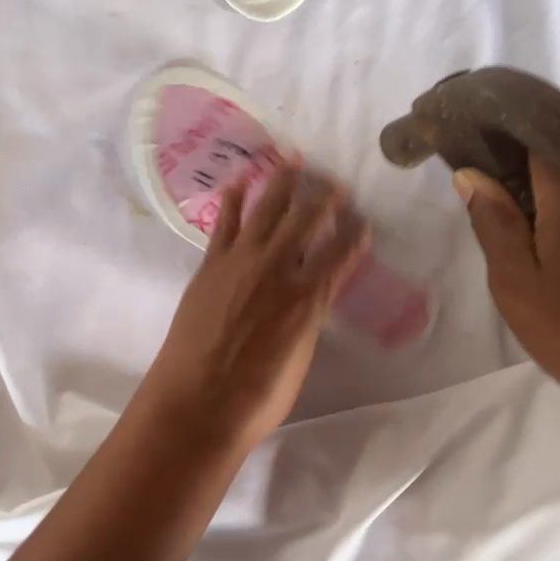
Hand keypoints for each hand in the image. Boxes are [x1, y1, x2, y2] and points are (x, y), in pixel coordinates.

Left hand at [136, 162, 368, 454]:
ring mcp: (240, 261)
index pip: (339, 256)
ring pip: (265, 210)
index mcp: (307, 298)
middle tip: (335, 182)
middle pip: (305, 222)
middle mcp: (277, 269)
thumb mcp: (298, 359)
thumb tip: (310, 297)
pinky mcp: (210, 264)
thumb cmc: (256, 397)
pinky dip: (232, 200)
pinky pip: (224, 224)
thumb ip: (307, 320)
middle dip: (323, 199)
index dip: (354, 237)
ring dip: (280, 182)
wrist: (196, 401)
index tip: (364, 221)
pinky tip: (238, 181)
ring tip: (293, 159)